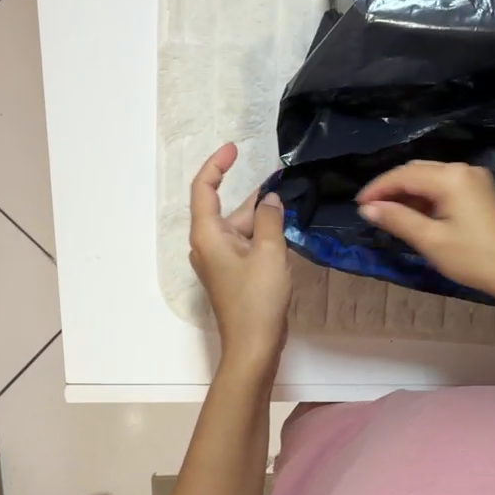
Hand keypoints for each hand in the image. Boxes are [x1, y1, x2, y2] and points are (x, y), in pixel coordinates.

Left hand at [190, 144, 289, 366]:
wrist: (253, 346)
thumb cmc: (258, 299)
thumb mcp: (270, 253)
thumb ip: (271, 220)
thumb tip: (272, 200)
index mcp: (207, 235)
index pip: (204, 188)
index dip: (217, 165)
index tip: (235, 149)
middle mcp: (207, 245)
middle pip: (225, 209)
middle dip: (253, 197)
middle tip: (284, 183)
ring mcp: (218, 262)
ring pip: (238, 229)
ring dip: (262, 219)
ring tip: (290, 207)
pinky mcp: (232, 275)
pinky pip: (244, 246)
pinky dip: (261, 236)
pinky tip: (284, 235)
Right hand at [355, 160, 494, 305]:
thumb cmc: (475, 259)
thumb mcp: (431, 241)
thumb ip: (397, 219)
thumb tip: (367, 209)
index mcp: (451, 177)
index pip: (404, 175)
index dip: (378, 188)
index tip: (358, 205)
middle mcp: (463, 169)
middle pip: (417, 171)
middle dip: (392, 188)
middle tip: (370, 210)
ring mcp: (475, 179)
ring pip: (431, 178)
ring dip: (408, 193)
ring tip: (388, 215)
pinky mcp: (482, 192)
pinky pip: (446, 187)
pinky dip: (427, 198)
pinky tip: (415, 215)